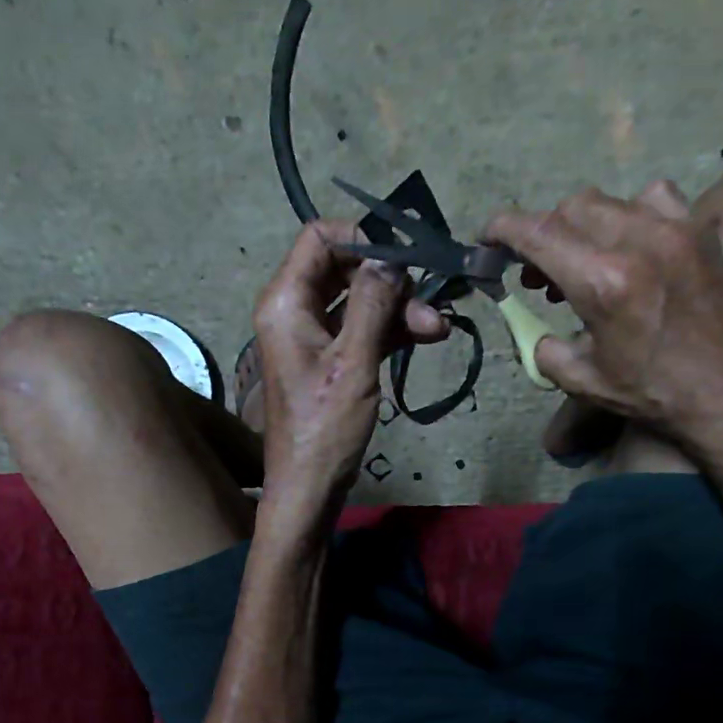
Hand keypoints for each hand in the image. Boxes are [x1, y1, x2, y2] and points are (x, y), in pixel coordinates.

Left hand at [251, 220, 448, 511]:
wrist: (309, 484)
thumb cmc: (325, 426)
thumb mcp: (353, 361)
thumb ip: (373, 303)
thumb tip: (391, 258)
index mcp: (285, 302)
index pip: (319, 238)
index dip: (363, 238)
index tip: (405, 255)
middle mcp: (293, 310)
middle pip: (344, 268)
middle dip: (390, 280)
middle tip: (428, 300)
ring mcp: (310, 336)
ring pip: (358, 300)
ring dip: (397, 308)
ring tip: (437, 327)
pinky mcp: (328, 359)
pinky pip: (360, 328)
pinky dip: (389, 330)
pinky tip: (425, 336)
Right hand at [484, 182, 722, 460]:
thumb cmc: (652, 392)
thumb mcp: (580, 380)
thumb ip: (544, 348)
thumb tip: (536, 331)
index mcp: (604, 282)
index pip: (539, 234)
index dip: (503, 230)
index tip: (486, 240)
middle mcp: (639, 242)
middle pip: (570, 209)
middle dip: (542, 234)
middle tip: (535, 274)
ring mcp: (675, 229)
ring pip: (608, 201)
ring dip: (581, 226)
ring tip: (578, 263)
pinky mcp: (699, 230)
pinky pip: (653, 199)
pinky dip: (627, 215)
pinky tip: (627, 247)